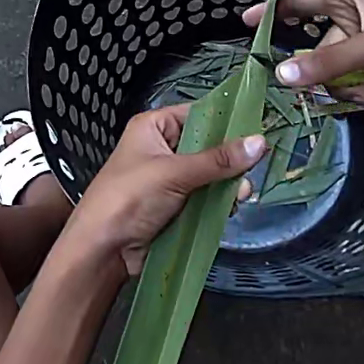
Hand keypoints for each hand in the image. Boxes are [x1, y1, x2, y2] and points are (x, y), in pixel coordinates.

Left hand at [57, 104, 266, 275]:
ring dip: (228, 184)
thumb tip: (259, 142)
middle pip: (209, 146)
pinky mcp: (177, 204)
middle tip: (251, 170)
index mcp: (154, 127)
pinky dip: (219, 202)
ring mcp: (170, 178)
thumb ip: (218, 160)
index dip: (227, 121)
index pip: (198, 114)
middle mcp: (163, 148)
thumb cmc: (129, 198)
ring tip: (241, 194)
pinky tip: (231, 208)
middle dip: (231, 160)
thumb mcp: (174, 173)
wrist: (103, 249)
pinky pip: (206, 196)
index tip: (259, 129)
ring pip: (212, 174)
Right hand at [243, 0, 363, 100]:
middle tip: (359, 89)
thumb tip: (281, 75)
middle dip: (336, 78)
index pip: (301, 1)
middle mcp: (357, 17)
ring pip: (340, 77)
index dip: (273, 12)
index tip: (247, 24)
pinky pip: (362, 86)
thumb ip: (328, 63)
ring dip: (358, 92)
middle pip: (320, 53)